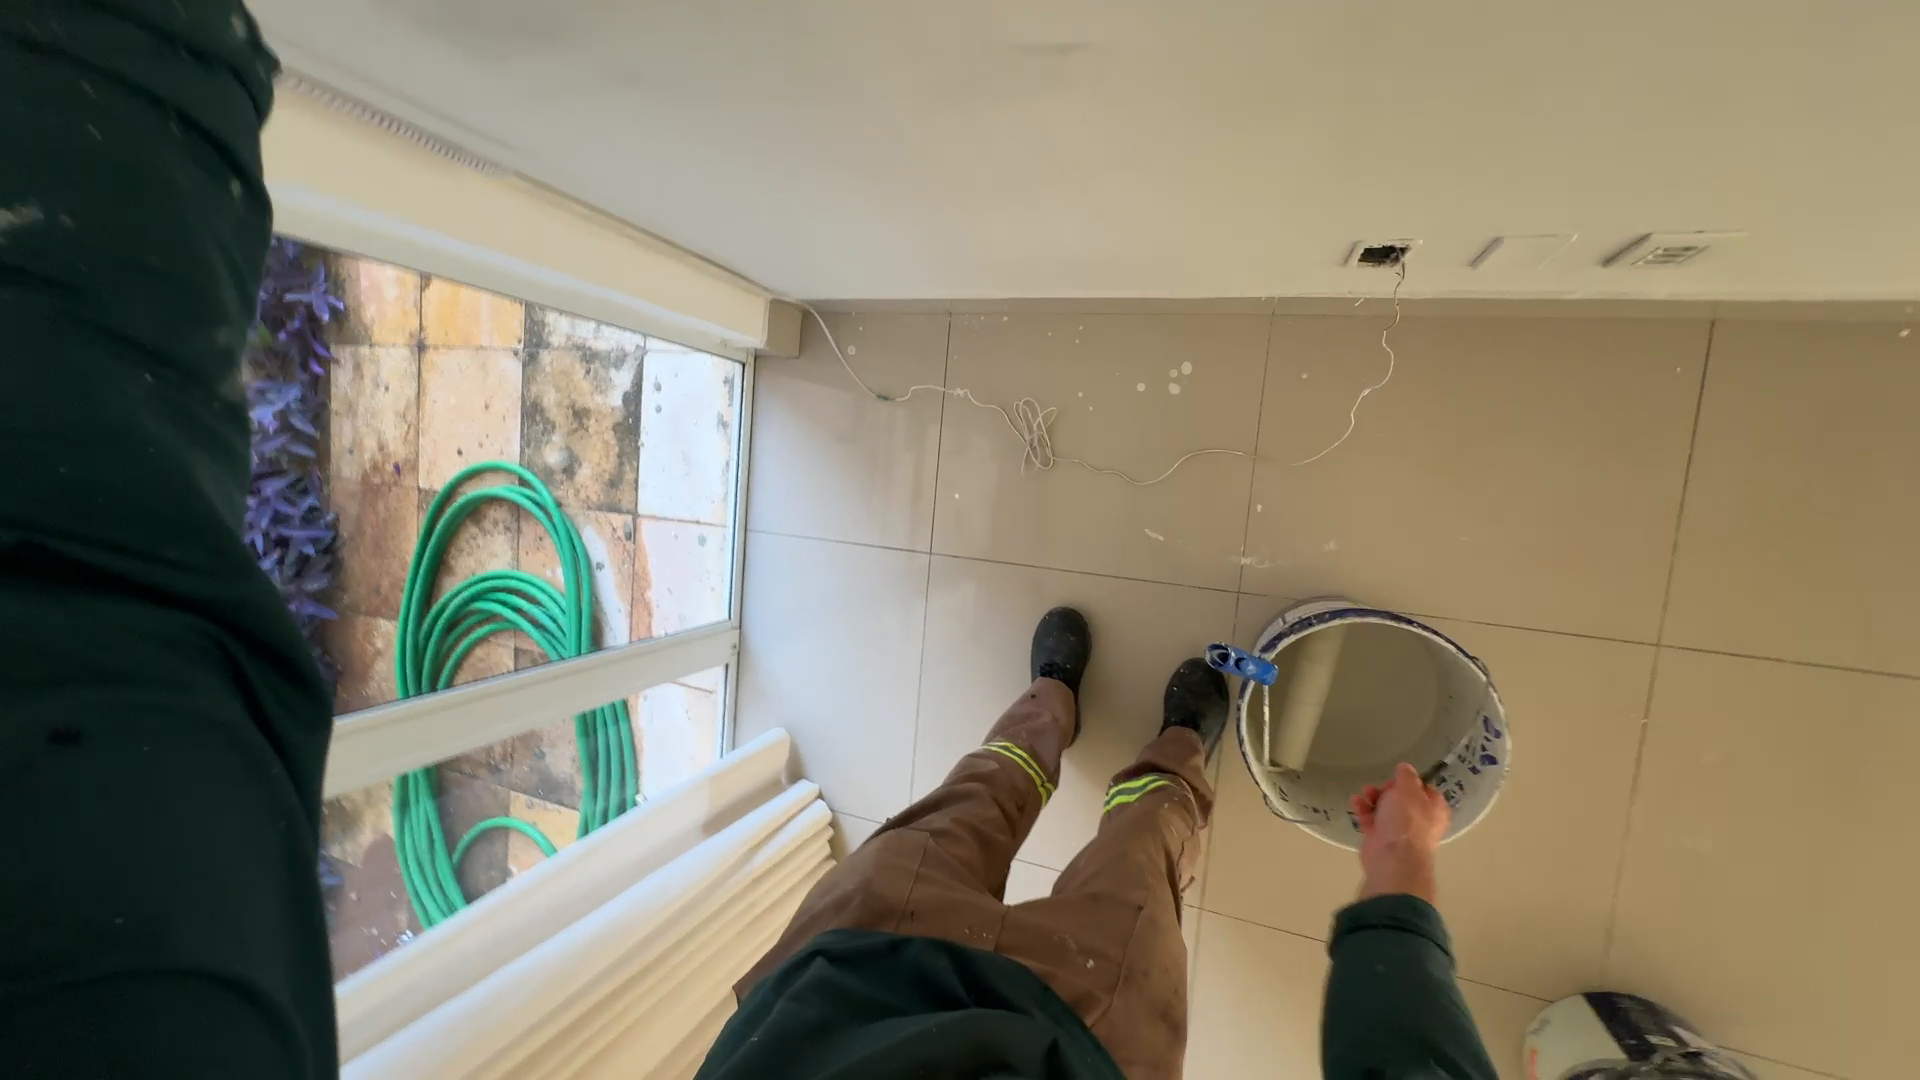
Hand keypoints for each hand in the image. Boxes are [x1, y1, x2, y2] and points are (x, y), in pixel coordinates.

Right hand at [1350, 762, 1449, 903]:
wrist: (1393, 856)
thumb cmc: (1407, 820)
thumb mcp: (1408, 790)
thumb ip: (1406, 776)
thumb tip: (1406, 768)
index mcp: (1434, 810)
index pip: (1426, 790)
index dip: (1410, 782)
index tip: (1398, 778)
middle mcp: (1420, 820)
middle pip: (1402, 798)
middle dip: (1387, 789)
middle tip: (1382, 788)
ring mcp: (1400, 830)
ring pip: (1385, 807)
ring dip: (1373, 797)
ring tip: (1365, 793)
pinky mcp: (1381, 837)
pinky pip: (1371, 818)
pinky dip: (1363, 809)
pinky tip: (1356, 802)